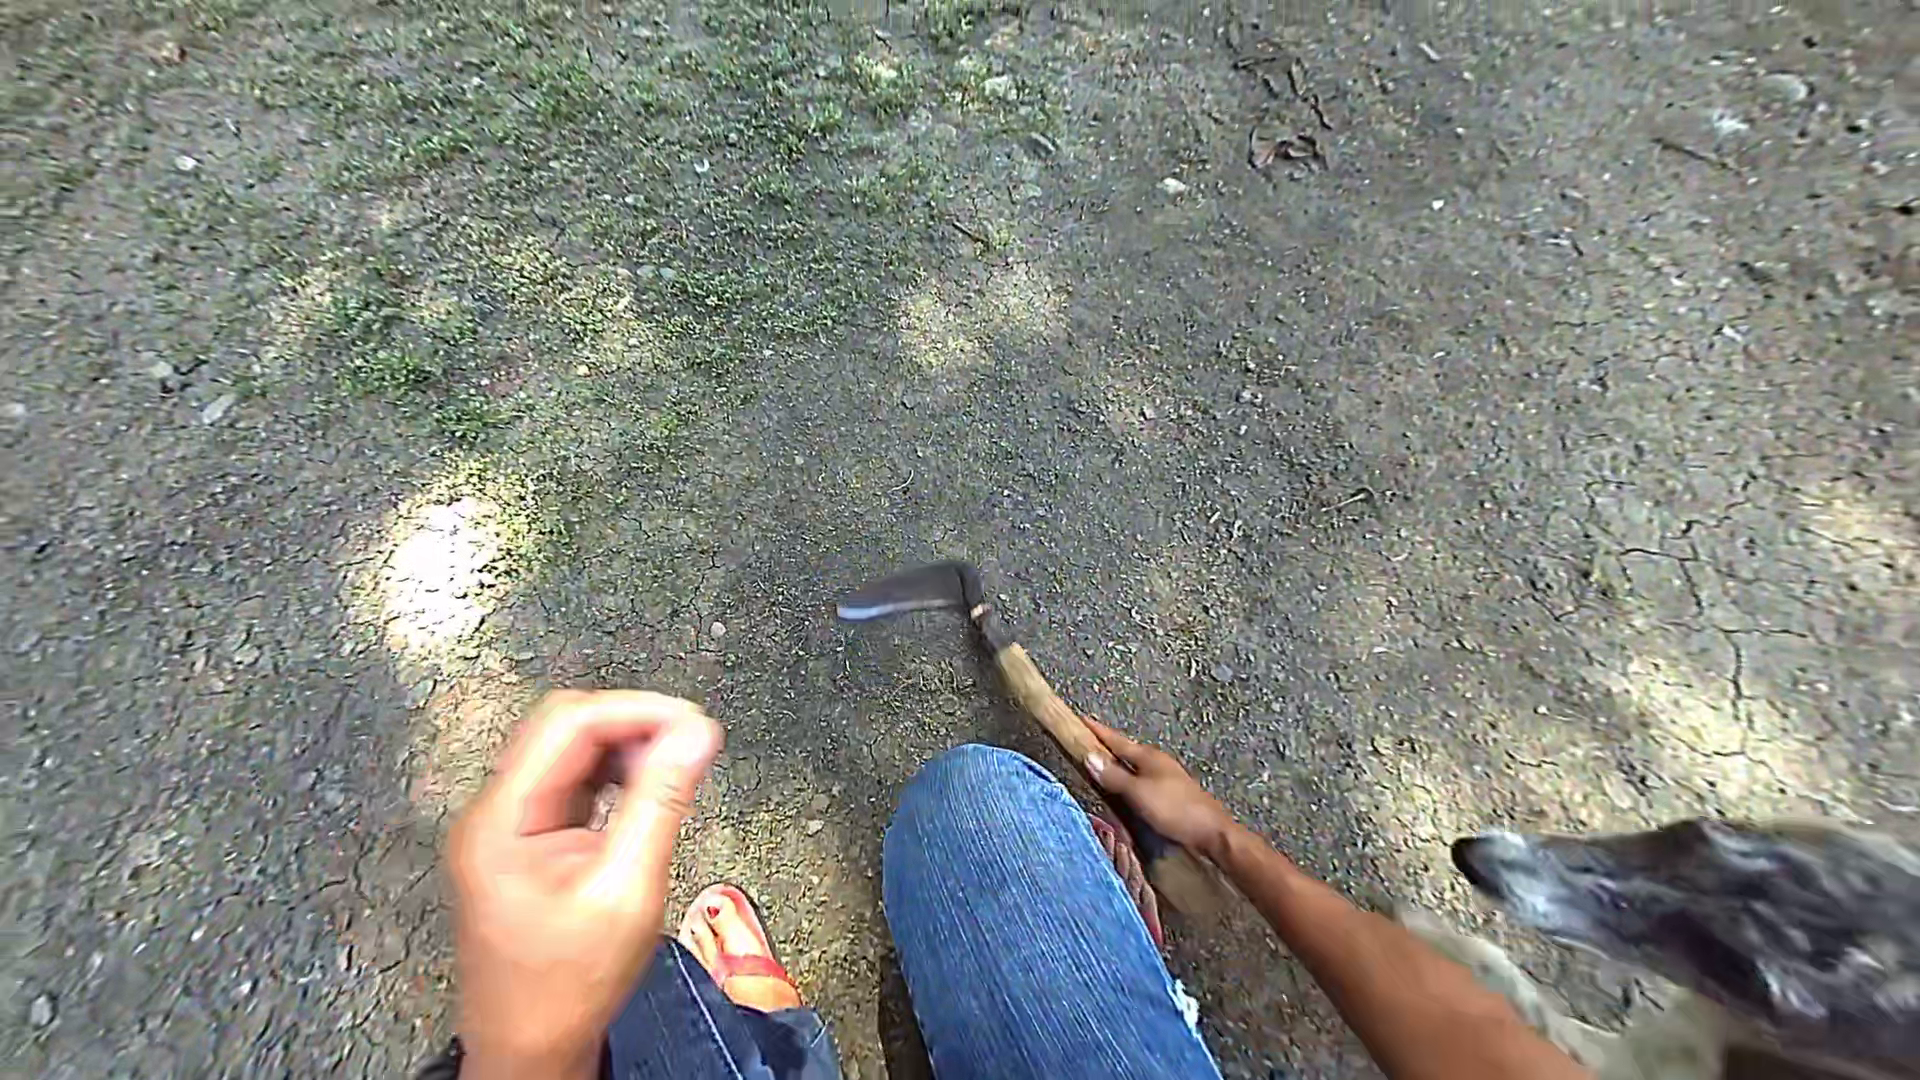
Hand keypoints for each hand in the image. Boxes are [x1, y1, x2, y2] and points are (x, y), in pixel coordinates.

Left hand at [448, 690, 721, 1079]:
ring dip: (632, 740)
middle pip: (567, 724)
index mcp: (503, 820)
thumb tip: (700, 732)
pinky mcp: (537, 829)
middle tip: (690, 739)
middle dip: (635, 720)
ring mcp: (516, 818)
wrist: (534, 1048)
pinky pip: (583, 772)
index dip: (637, 711)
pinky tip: (653, 782)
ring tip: (678, 761)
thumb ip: (663, 801)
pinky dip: (624, 765)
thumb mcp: (628, 888)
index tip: (694, 724)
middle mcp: (500, 809)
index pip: (570, 724)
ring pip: (576, 742)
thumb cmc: (572, 982)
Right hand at [1083, 718, 1236, 859]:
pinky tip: (1124, 791)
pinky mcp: (1169, 793)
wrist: (1213, 834)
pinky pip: (1140, 780)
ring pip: (1133, 767)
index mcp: (1148, 756)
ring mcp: (1164, 777)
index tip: (1081, 720)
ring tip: (1100, 768)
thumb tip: (1090, 756)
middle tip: (1086, 744)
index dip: (1098, 731)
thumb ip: (1114, 776)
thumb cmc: (1175, 809)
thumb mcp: (1138, 792)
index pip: (1116, 739)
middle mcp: (1156, 762)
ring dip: (1117, 766)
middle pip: (1125, 751)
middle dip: (1106, 747)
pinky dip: (1127, 781)